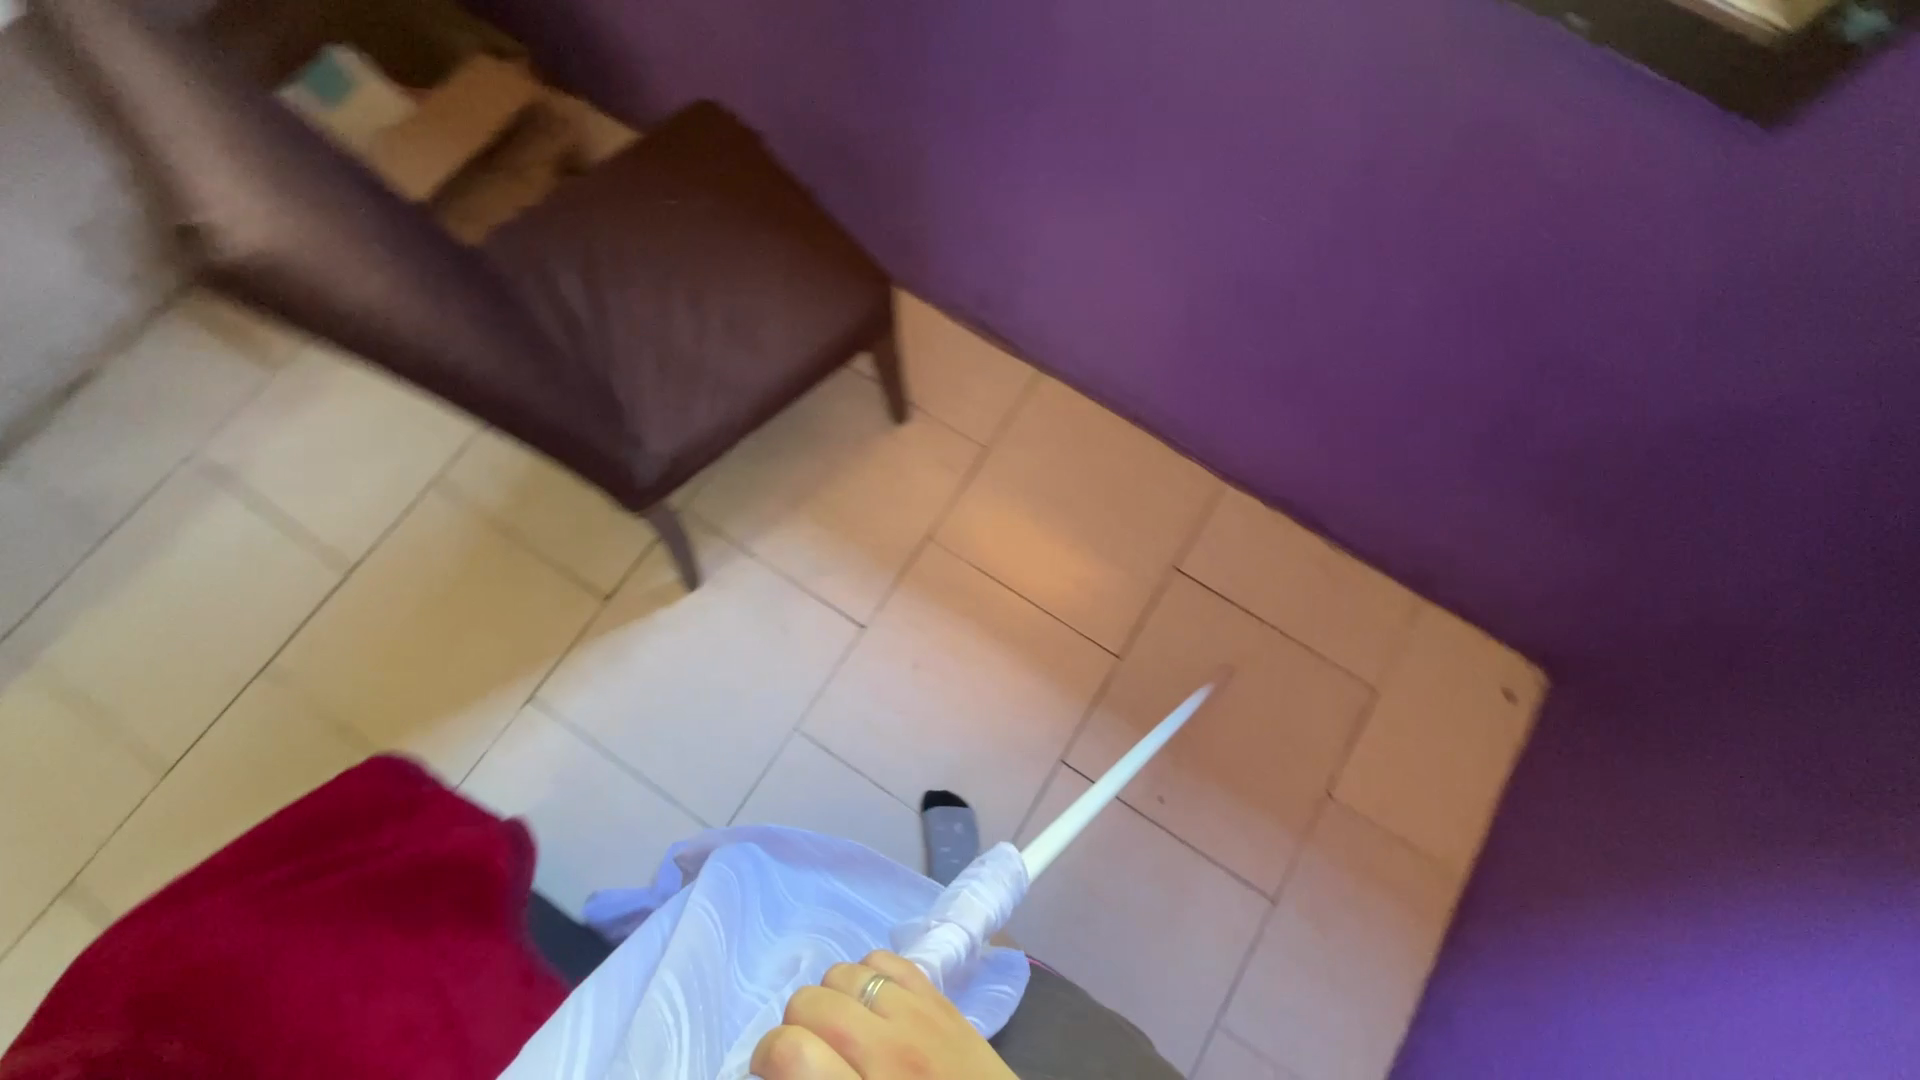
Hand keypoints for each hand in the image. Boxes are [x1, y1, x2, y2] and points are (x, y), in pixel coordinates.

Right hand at [751, 950, 1021, 1079]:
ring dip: (831, 1000)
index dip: (766, 1058)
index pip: (789, 1051)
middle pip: (809, 1002)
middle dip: (796, 1027)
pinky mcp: (938, 997)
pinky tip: (873, 1007)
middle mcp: (890, 1052)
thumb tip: (784, 1066)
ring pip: (843, 973)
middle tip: (810, 1056)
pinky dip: (868, 977)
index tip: (772, 1073)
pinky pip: (884, 959)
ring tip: (843, 1030)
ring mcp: (918, 1016)